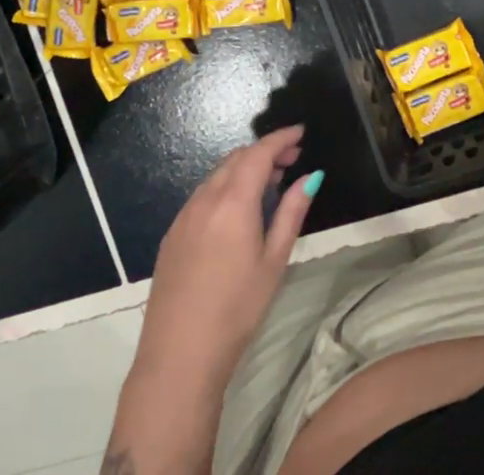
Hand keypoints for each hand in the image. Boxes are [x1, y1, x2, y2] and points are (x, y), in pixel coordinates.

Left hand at [134, 126, 319, 390]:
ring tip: (271, 182)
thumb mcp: (274, 260)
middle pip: (236, 159)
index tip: (300, 133)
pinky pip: (202, 195)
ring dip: (244, 169)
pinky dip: (225, 187)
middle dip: (264, 152)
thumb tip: (310, 176)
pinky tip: (239, 209)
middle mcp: (204, 200)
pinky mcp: (172, 234)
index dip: (280, 139)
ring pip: (216, 176)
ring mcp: (184, 216)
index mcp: (233, 202)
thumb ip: (292, 213)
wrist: (180, 351)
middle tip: (292, 159)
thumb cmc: (238, 308)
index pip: (258, 154)